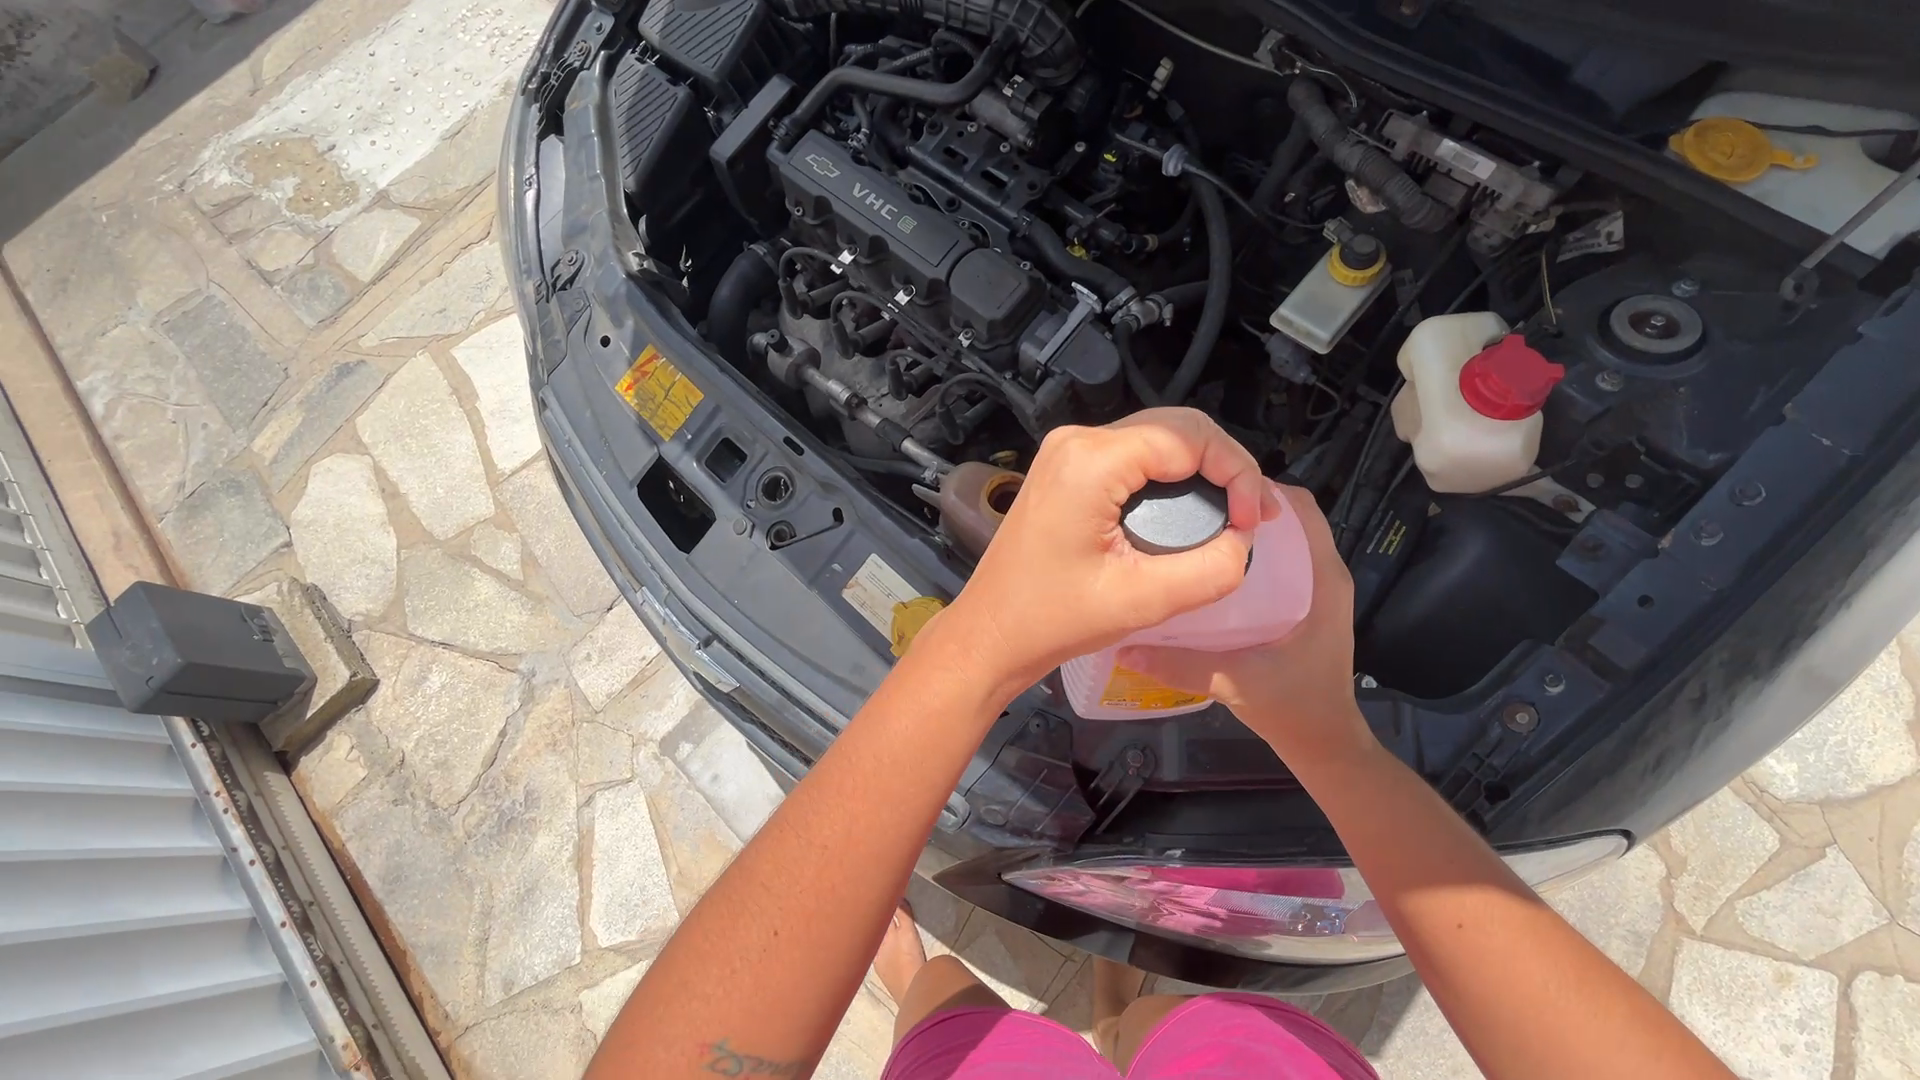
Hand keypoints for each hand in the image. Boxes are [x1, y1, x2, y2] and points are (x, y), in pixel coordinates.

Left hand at [937, 408, 1278, 691]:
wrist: (992, 632)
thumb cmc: (1054, 620)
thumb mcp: (1143, 601)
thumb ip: (1210, 569)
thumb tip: (1245, 539)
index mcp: (1091, 461)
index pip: (1191, 437)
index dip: (1238, 473)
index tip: (1253, 524)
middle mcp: (1077, 440)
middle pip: (1176, 428)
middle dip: (1226, 467)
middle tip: (1253, 517)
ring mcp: (1068, 451)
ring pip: (1158, 440)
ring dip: (1202, 470)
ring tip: (1232, 514)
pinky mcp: (1067, 469)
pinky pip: (1134, 457)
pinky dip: (1171, 478)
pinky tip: (1191, 510)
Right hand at [1117, 485, 1376, 768]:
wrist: (1322, 743)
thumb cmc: (1294, 706)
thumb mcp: (1234, 682)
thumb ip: (1180, 665)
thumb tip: (1122, 645)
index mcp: (1321, 579)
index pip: (1300, 509)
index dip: (1259, 488)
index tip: (1210, 486)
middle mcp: (1321, 574)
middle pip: (1286, 517)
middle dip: (1242, 503)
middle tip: (1190, 505)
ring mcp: (1313, 589)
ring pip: (1279, 539)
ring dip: (1242, 528)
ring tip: (1192, 528)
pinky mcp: (1300, 603)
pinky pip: (1274, 562)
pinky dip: (1244, 553)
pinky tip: (1204, 566)